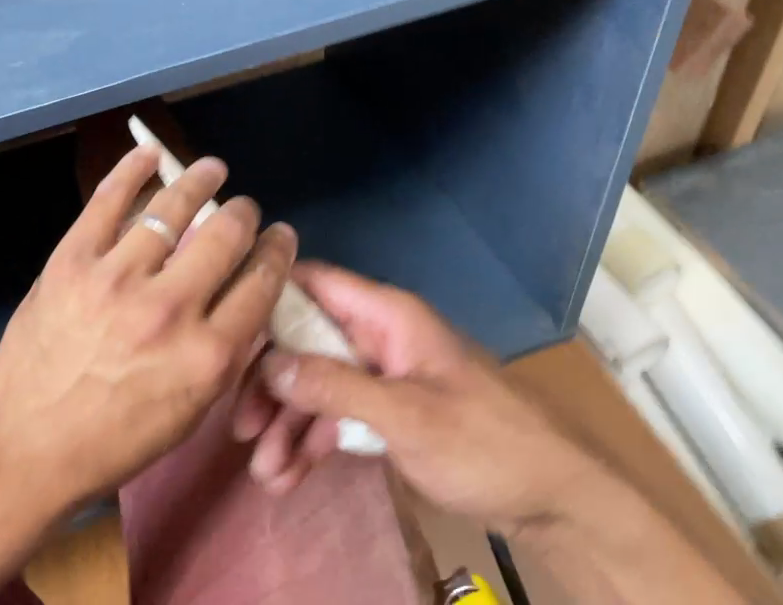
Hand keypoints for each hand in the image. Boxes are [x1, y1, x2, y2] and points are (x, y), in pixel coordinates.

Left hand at [0, 145, 296, 510]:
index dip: (278, 252)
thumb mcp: (191, 412)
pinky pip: (107, 200)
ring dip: (200, 180)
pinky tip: (150, 153)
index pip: (261, 283)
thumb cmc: (116, 439)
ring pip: (172, 208)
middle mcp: (170, 309)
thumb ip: (225, 353)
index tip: (280, 237)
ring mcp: (117, 278)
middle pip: (226, 237)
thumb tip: (246, 297)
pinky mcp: (72, 260)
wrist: (27, 445)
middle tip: (244, 209)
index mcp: (207, 355)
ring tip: (212, 169)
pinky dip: (131, 169)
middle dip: (244, 214)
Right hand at [231, 262, 593, 535]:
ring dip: (289, 425)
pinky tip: (290, 476)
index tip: (224, 334)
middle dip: (272, 385)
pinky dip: (314, 443)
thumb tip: (266, 365)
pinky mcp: (391, 414)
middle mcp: (380, 338)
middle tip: (239, 430)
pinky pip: (339, 417)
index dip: (267, 300)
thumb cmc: (486, 443)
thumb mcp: (405, 416)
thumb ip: (334, 386)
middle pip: (306, 343)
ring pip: (318, 385)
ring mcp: (384, 377)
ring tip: (266, 474)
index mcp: (387, 316)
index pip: (313, 284)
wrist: (558, 499)